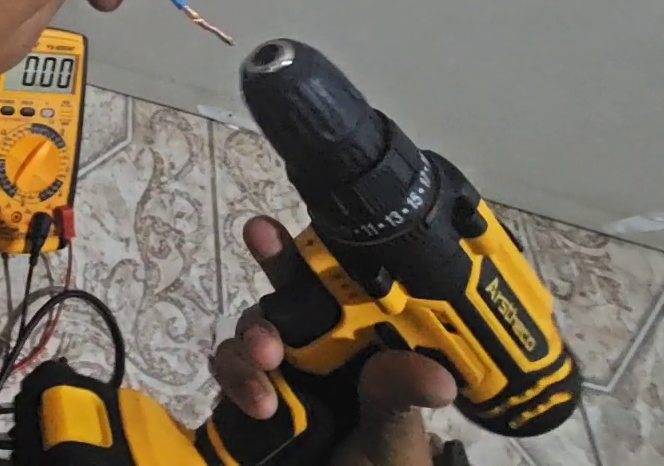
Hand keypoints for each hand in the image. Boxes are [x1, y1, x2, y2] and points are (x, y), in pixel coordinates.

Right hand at [213, 216, 458, 465]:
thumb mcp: (398, 444)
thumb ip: (398, 402)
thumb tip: (435, 374)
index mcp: (362, 346)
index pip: (344, 285)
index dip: (326, 247)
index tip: (331, 219)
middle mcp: (317, 347)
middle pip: (289, 287)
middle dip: (273, 253)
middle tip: (261, 233)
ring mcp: (278, 369)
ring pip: (254, 325)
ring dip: (255, 333)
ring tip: (266, 359)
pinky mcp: (244, 392)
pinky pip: (227, 366)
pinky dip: (237, 377)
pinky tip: (259, 403)